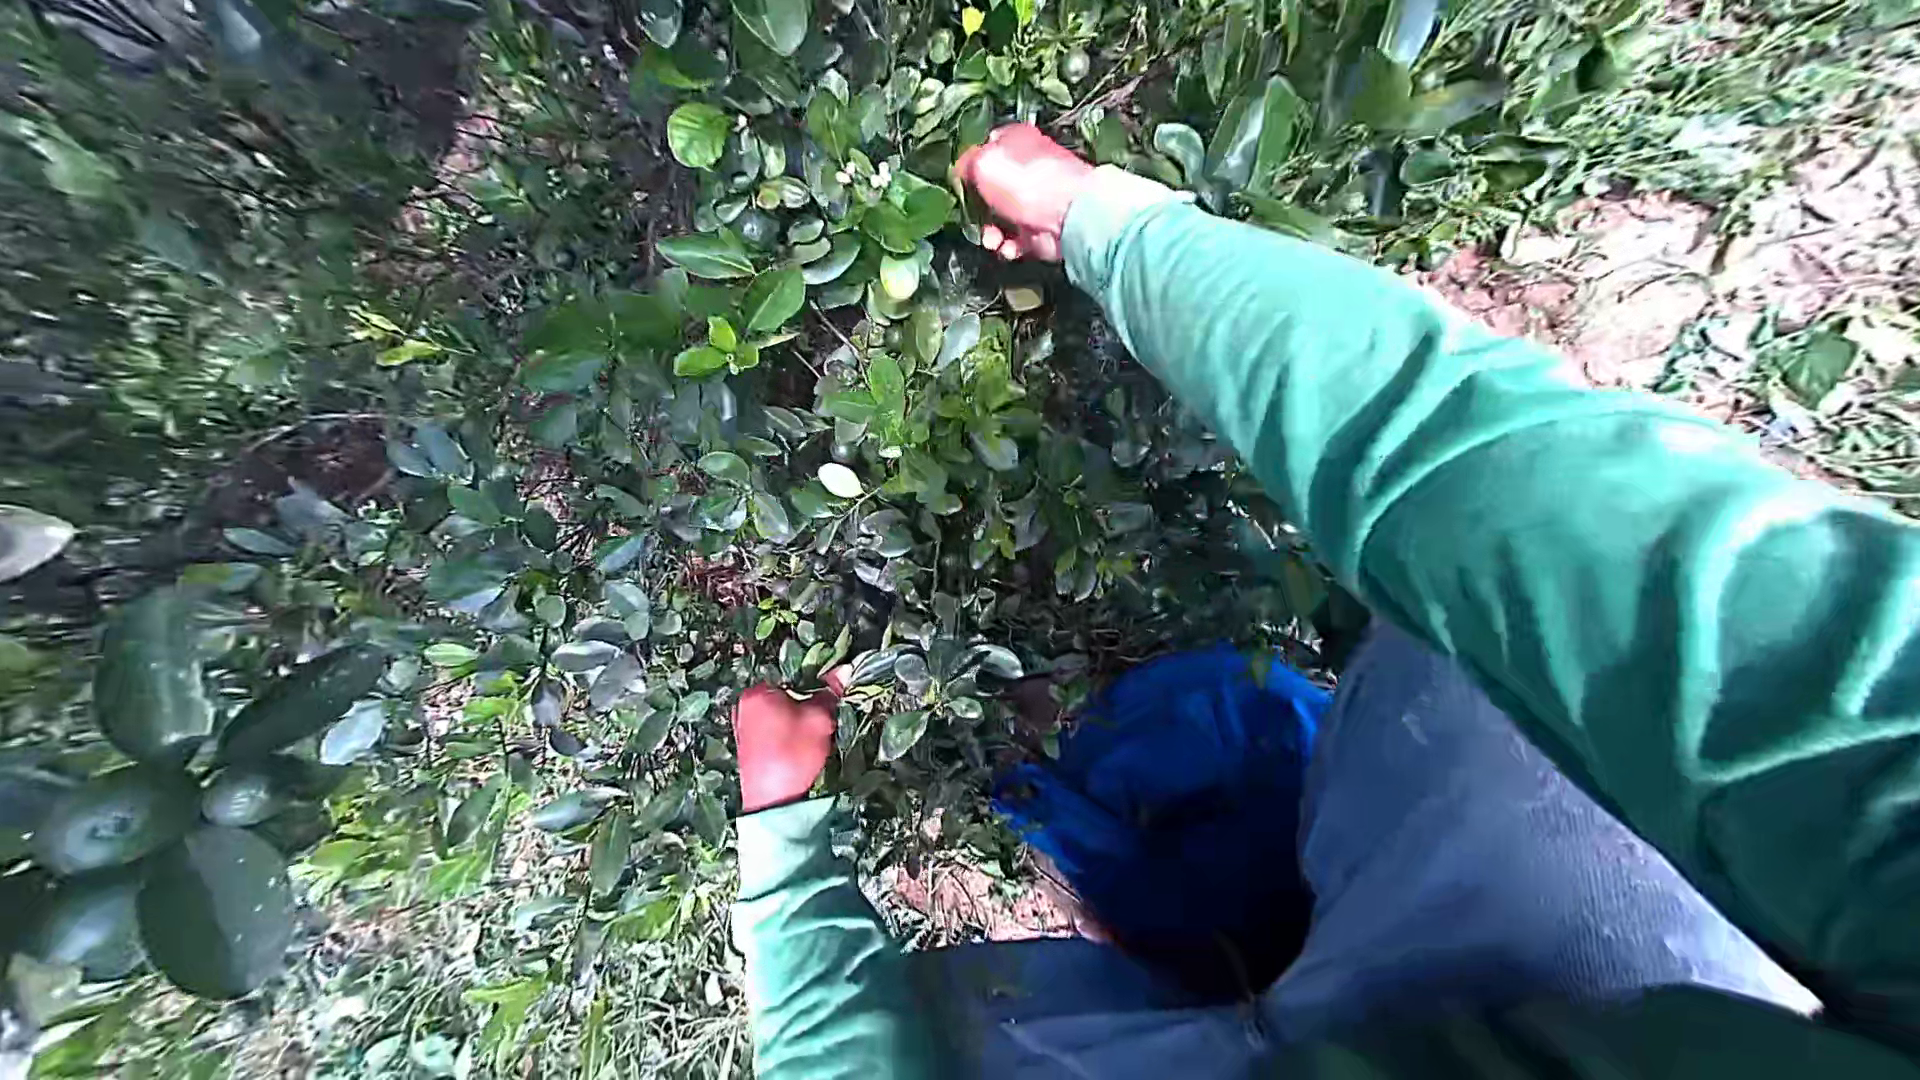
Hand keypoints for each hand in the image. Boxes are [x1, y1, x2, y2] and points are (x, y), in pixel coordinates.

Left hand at [734, 668, 847, 813]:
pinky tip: (801, 743)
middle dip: (807, 700)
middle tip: (825, 714)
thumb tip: (845, 668)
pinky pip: (773, 727)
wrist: (772, 802)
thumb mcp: (819, 719)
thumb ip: (830, 691)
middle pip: (786, 692)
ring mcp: (742, 726)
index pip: (794, 673)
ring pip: (781, 711)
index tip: (832, 692)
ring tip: (815, 730)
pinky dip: (788, 730)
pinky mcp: (747, 745)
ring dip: (799, 716)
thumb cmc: (793, 753)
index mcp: (757, 692)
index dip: (818, 681)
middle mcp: (743, 705)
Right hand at [954, 124, 1095, 262]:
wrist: (1066, 215)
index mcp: (1014, 141)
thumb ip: (965, 164)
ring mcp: (1032, 201)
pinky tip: (1007, 248)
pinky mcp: (1038, 230)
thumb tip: (958, 170)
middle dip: (977, 210)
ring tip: (992, 240)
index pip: (985, 150)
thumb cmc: (1026, 182)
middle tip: (973, 219)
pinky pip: (1013, 241)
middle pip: (989, 191)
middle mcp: (1025, 170)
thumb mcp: (983, 163)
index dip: (969, 169)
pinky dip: (1007, 248)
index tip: (959, 185)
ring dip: (990, 234)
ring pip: (999, 220)